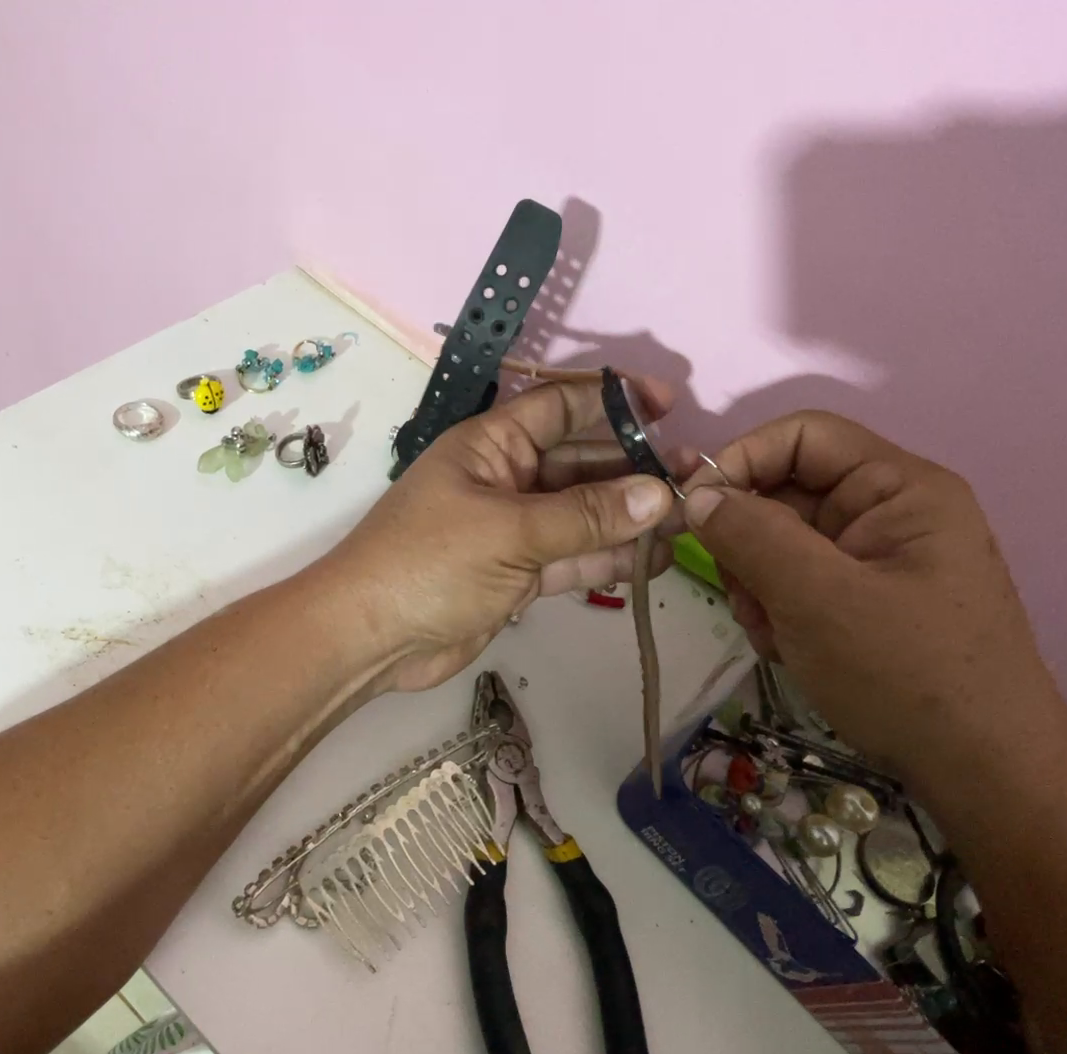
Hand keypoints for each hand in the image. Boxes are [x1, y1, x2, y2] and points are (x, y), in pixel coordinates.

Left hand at [324, 381, 686, 693]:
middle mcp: (505, 478)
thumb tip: (660, 494)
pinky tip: (652, 561)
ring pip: (582, 514)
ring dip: (629, 518)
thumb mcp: (509, 531)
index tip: (669, 405)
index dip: (613, 401)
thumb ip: (585, 515)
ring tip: (687, 525)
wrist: (371, 638)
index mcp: (491, 445)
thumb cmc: (428, 563)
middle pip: (581, 462)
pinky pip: (572, 556)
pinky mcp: (518, 574)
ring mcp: (512, 528)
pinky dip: (608, 559)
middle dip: (634, 469)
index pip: (560, 407)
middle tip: (695, 481)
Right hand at [682, 411, 1066, 781]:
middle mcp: (888, 512)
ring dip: (757, 581)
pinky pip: (794, 579)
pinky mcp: (862, 597)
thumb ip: (751, 534)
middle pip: (783, 490)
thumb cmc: (906, 675)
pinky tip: (787, 646)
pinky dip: (776, 607)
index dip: (740, 459)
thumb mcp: (817, 598)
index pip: (801, 436)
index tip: (693, 510)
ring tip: (773, 630)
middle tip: (743, 593)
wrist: (981, 771)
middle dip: (747, 539)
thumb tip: (696, 496)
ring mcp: (874, 557)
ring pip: (779, 539)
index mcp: (899, 489)